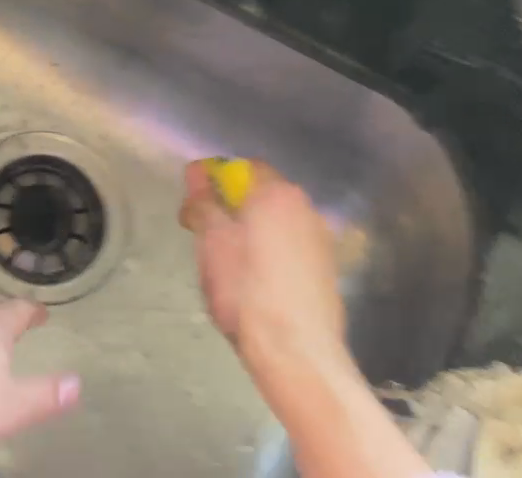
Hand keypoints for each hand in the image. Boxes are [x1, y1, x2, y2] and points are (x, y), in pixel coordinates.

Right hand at [180, 160, 347, 377]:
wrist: (298, 354)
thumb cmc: (246, 290)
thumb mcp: (211, 242)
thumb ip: (203, 202)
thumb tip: (197, 174)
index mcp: (277, 193)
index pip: (243, 167)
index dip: (216, 179)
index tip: (195, 203)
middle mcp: (306, 208)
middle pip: (261, 195)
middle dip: (231, 207)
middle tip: (204, 234)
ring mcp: (321, 241)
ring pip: (276, 224)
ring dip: (251, 232)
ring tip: (228, 263)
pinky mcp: (327, 272)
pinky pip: (290, 249)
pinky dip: (270, 255)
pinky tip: (255, 284)